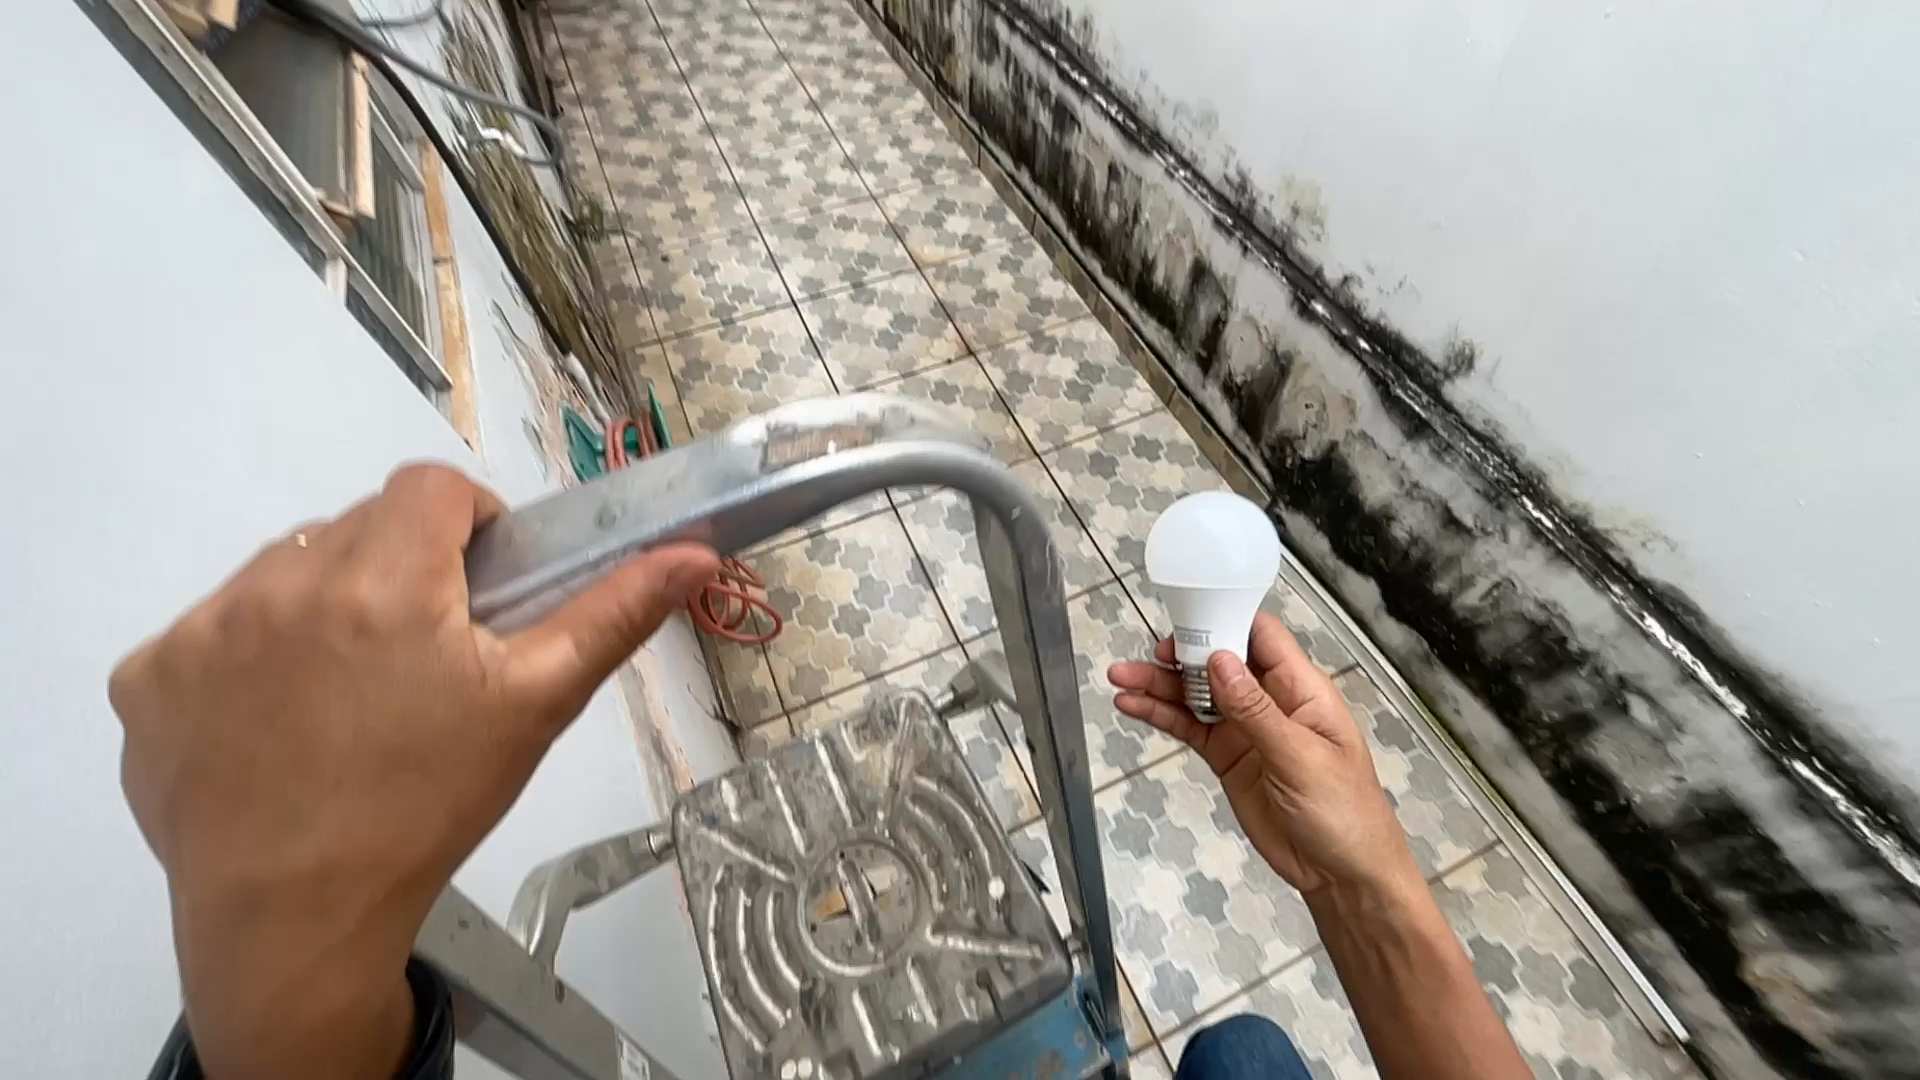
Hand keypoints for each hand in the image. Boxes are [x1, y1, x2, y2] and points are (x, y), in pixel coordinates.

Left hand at [109, 464, 718, 1078]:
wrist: (303, 915)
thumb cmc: (440, 796)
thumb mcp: (544, 698)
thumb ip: (619, 611)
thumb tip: (697, 552)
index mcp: (383, 584)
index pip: (431, 485)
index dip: (472, 519)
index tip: (487, 579)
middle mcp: (276, 585)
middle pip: (364, 522)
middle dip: (412, 560)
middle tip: (440, 642)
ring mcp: (198, 631)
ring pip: (292, 562)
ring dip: (339, 592)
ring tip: (367, 676)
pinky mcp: (143, 677)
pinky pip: (222, 619)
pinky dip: (265, 641)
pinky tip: (293, 710)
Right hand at [1107, 613, 1419, 900]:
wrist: (1342, 877)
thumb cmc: (1344, 813)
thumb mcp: (1300, 758)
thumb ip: (1256, 710)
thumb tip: (1220, 660)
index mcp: (1299, 689)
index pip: (1259, 636)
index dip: (1224, 621)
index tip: (1187, 619)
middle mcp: (1268, 699)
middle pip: (1217, 661)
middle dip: (1181, 654)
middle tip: (1148, 657)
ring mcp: (1243, 727)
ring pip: (1194, 693)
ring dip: (1158, 685)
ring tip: (1120, 679)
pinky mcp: (1225, 754)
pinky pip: (1187, 726)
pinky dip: (1159, 715)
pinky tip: (1132, 707)